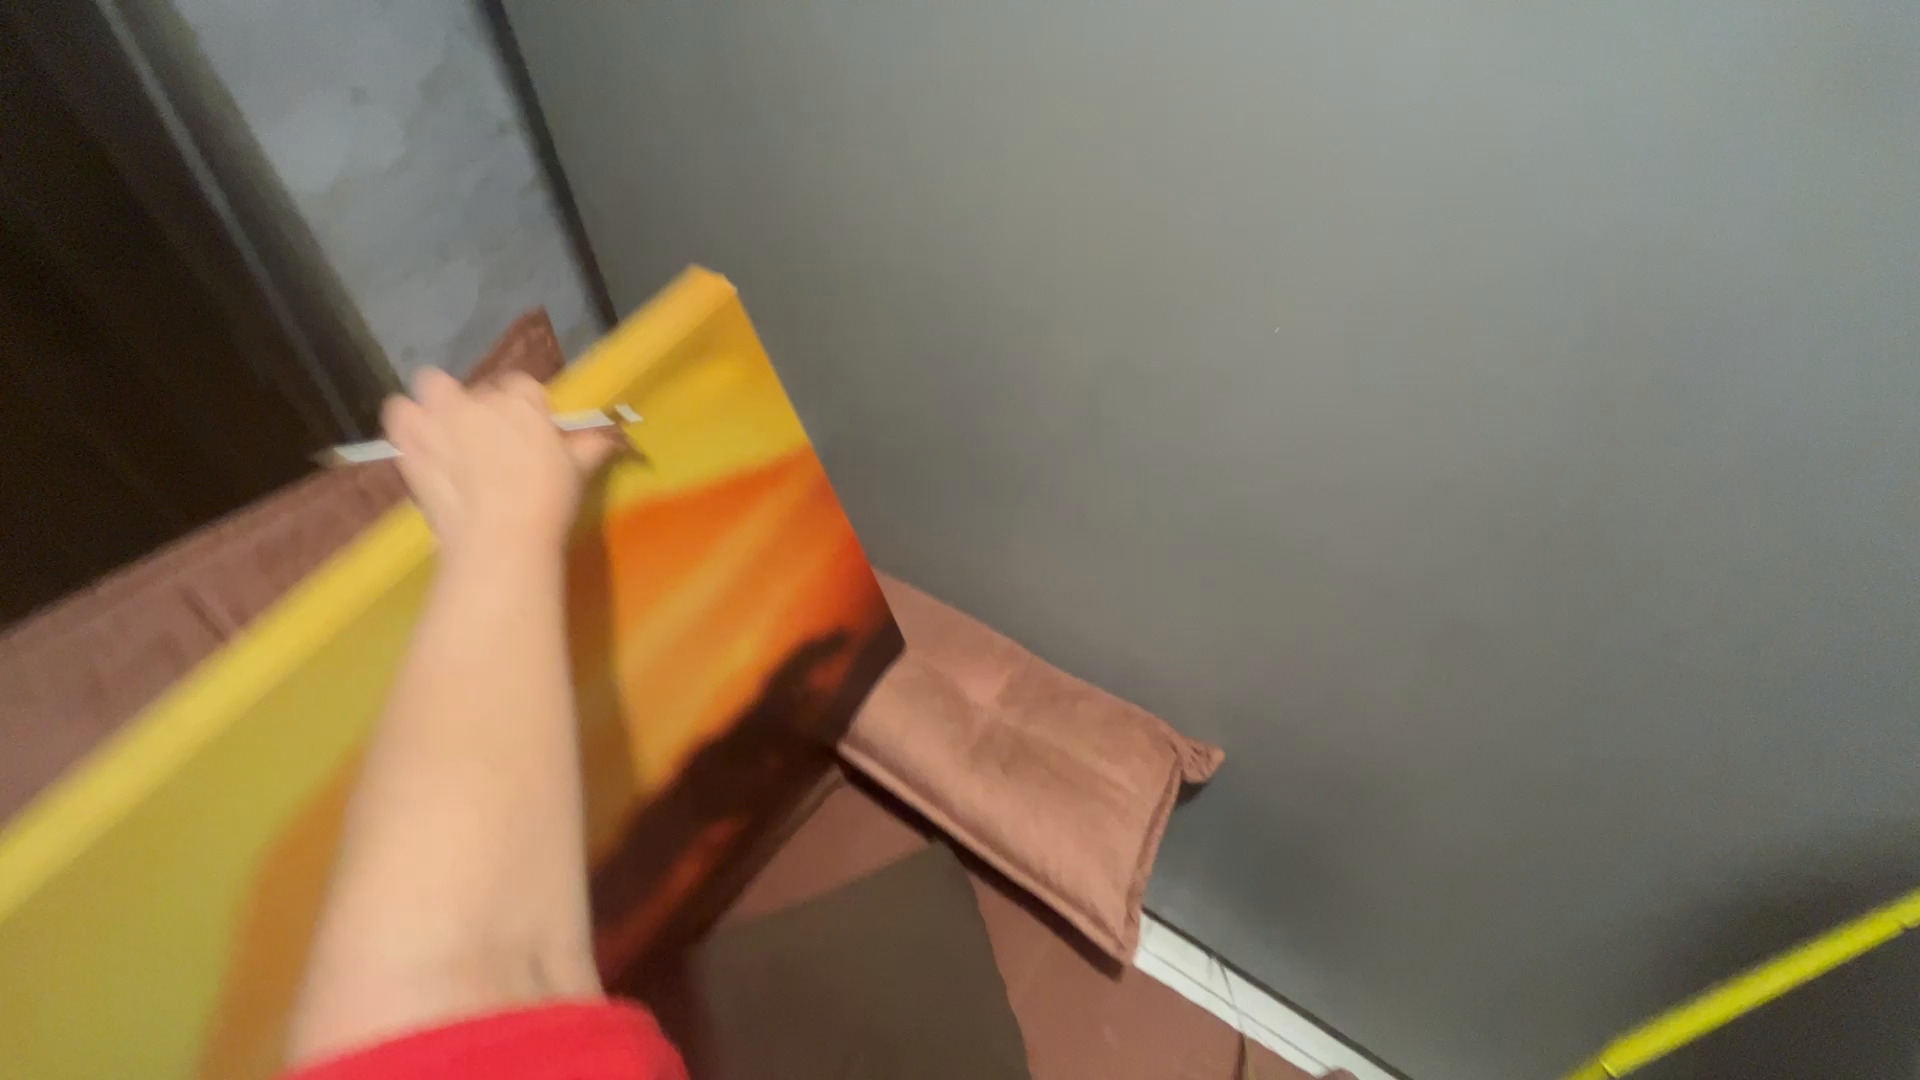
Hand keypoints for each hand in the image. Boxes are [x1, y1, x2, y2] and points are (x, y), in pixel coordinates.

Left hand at [381, 368, 623, 564]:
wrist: (501, 537)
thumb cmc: (549, 501)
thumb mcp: (580, 471)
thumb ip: (591, 446)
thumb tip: (608, 436)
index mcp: (522, 402)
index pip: (523, 385)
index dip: (527, 406)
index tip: (532, 430)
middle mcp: (478, 400)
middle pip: (480, 388)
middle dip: (485, 407)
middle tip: (495, 440)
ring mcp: (439, 416)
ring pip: (433, 385)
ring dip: (440, 402)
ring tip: (450, 432)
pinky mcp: (409, 439)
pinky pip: (400, 411)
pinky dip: (410, 421)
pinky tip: (424, 442)